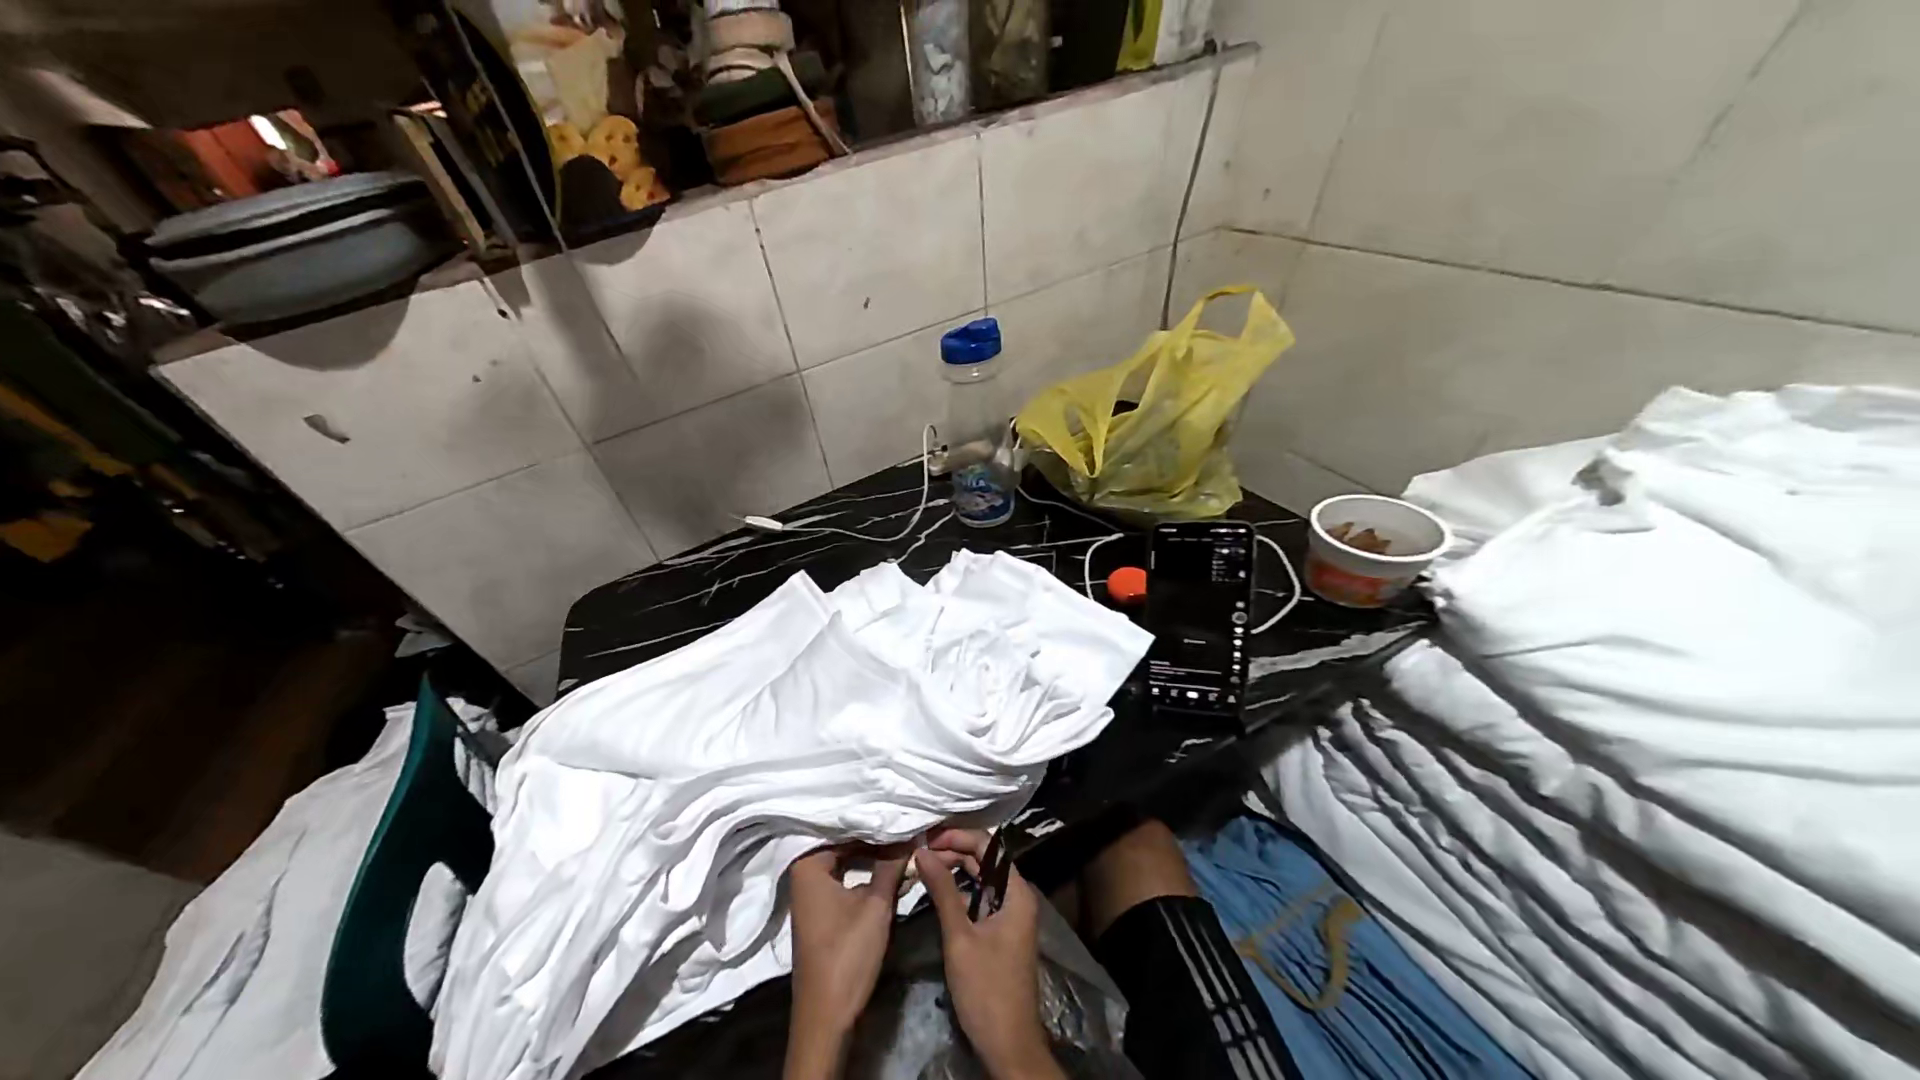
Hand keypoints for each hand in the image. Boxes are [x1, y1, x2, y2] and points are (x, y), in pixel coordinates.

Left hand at [784, 844, 907, 1079]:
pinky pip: (842, 877)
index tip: (905, 816)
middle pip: (843, 843)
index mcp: (808, 864)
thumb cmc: (848, 953)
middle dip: (875, 838)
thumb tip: (910, 833)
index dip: (877, 824)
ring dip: (872, 856)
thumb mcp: (877, 904)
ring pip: (844, 861)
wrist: (827, 1014)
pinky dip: (864, 873)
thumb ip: (892, 864)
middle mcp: (802, 873)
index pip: (846, 829)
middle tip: (907, 828)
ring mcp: (809, 893)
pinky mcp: (818, 909)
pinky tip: (888, 870)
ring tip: (903, 845)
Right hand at [916, 830, 1065, 1079]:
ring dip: (955, 868)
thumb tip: (922, 852)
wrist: (1008, 1043)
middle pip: (986, 859)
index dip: (958, 837)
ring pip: (982, 877)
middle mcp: (1017, 896)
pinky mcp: (1001, 929)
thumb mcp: (960, 937)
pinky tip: (938, 887)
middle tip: (920, 850)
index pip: (989, 846)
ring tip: (924, 863)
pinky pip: (980, 896)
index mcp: (1016, 892)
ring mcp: (1010, 913)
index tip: (927, 838)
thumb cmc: (986, 988)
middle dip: (954, 850)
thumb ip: (942, 891)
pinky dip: (960, 889)